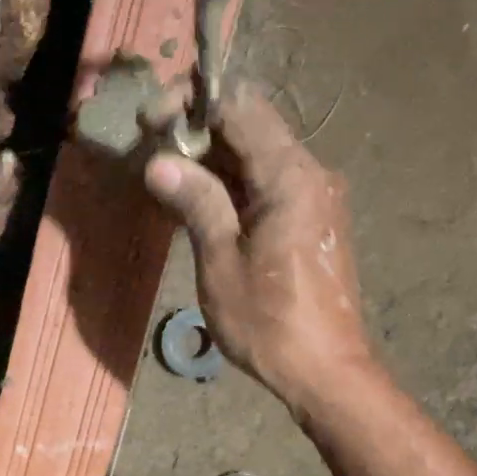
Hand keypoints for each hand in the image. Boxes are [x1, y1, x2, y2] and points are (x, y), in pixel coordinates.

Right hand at [145, 85, 373, 409]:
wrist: (325, 370)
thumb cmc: (269, 322)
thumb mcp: (222, 263)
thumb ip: (196, 204)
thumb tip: (160, 163)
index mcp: (290, 176)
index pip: (240, 108)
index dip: (191, 105)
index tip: (150, 122)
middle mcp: (311, 174)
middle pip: (251, 128)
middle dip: (200, 133)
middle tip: (153, 154)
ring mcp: (317, 198)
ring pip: (260, 158)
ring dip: (215, 162)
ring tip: (170, 182)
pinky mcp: (315, 222)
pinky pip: (270, 187)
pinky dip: (235, 188)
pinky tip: (203, 207)